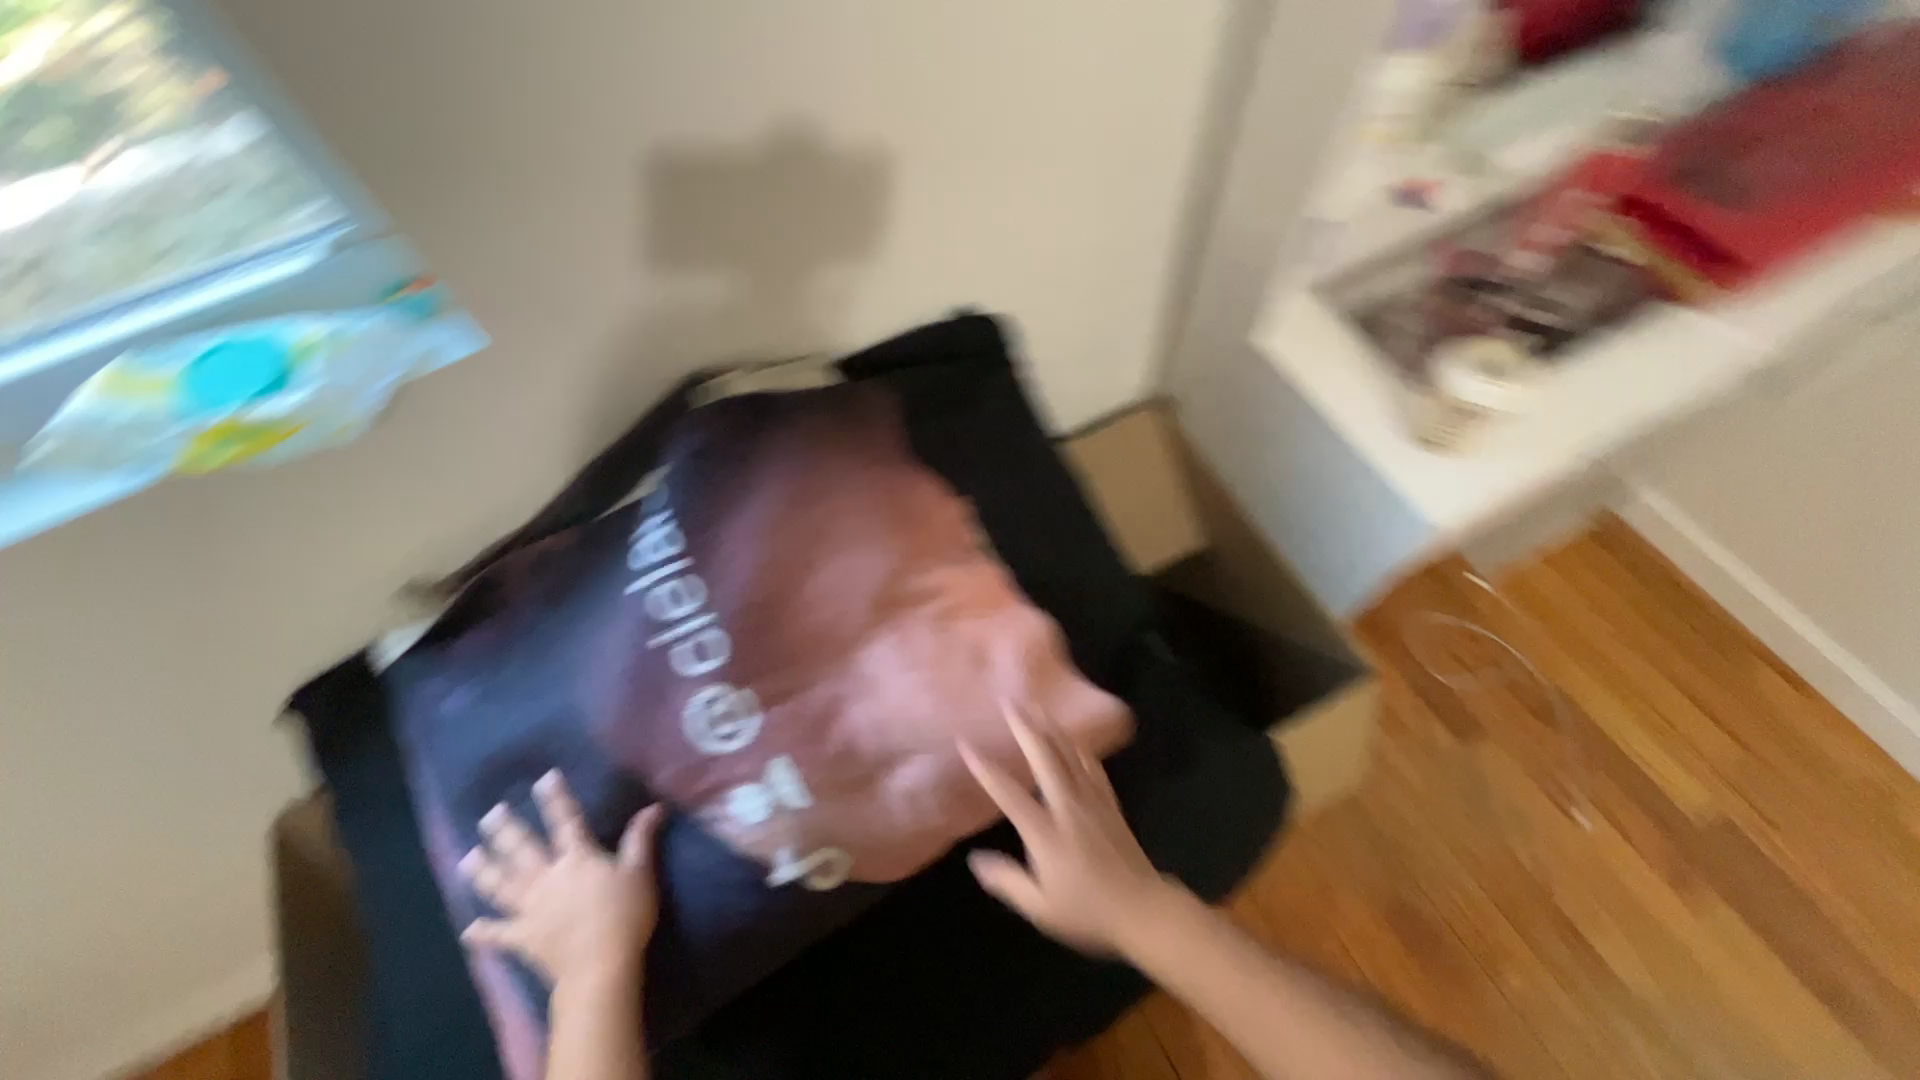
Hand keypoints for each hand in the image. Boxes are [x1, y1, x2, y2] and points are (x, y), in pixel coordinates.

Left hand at [459, 769, 665, 989]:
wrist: (600, 965)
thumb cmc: (625, 915)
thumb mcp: (640, 872)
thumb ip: (641, 839)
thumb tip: (653, 806)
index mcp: (577, 859)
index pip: (565, 821)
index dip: (556, 799)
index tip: (543, 779)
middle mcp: (547, 878)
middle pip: (521, 849)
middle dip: (505, 830)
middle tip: (490, 814)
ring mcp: (530, 909)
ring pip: (501, 885)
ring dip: (483, 871)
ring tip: (468, 857)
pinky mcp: (523, 938)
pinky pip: (499, 934)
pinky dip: (483, 932)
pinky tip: (469, 928)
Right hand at [960, 706, 1182, 955]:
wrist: (1142, 910)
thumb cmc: (1087, 912)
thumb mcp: (1040, 907)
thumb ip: (1007, 881)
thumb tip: (975, 859)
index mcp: (1046, 833)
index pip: (1009, 794)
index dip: (986, 768)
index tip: (965, 744)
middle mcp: (1068, 807)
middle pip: (1044, 757)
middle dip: (1025, 727)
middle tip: (1009, 701)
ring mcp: (1092, 802)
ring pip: (1069, 754)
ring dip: (1050, 728)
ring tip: (1036, 706)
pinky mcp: (1110, 804)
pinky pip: (1092, 767)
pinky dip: (1079, 748)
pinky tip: (1073, 739)